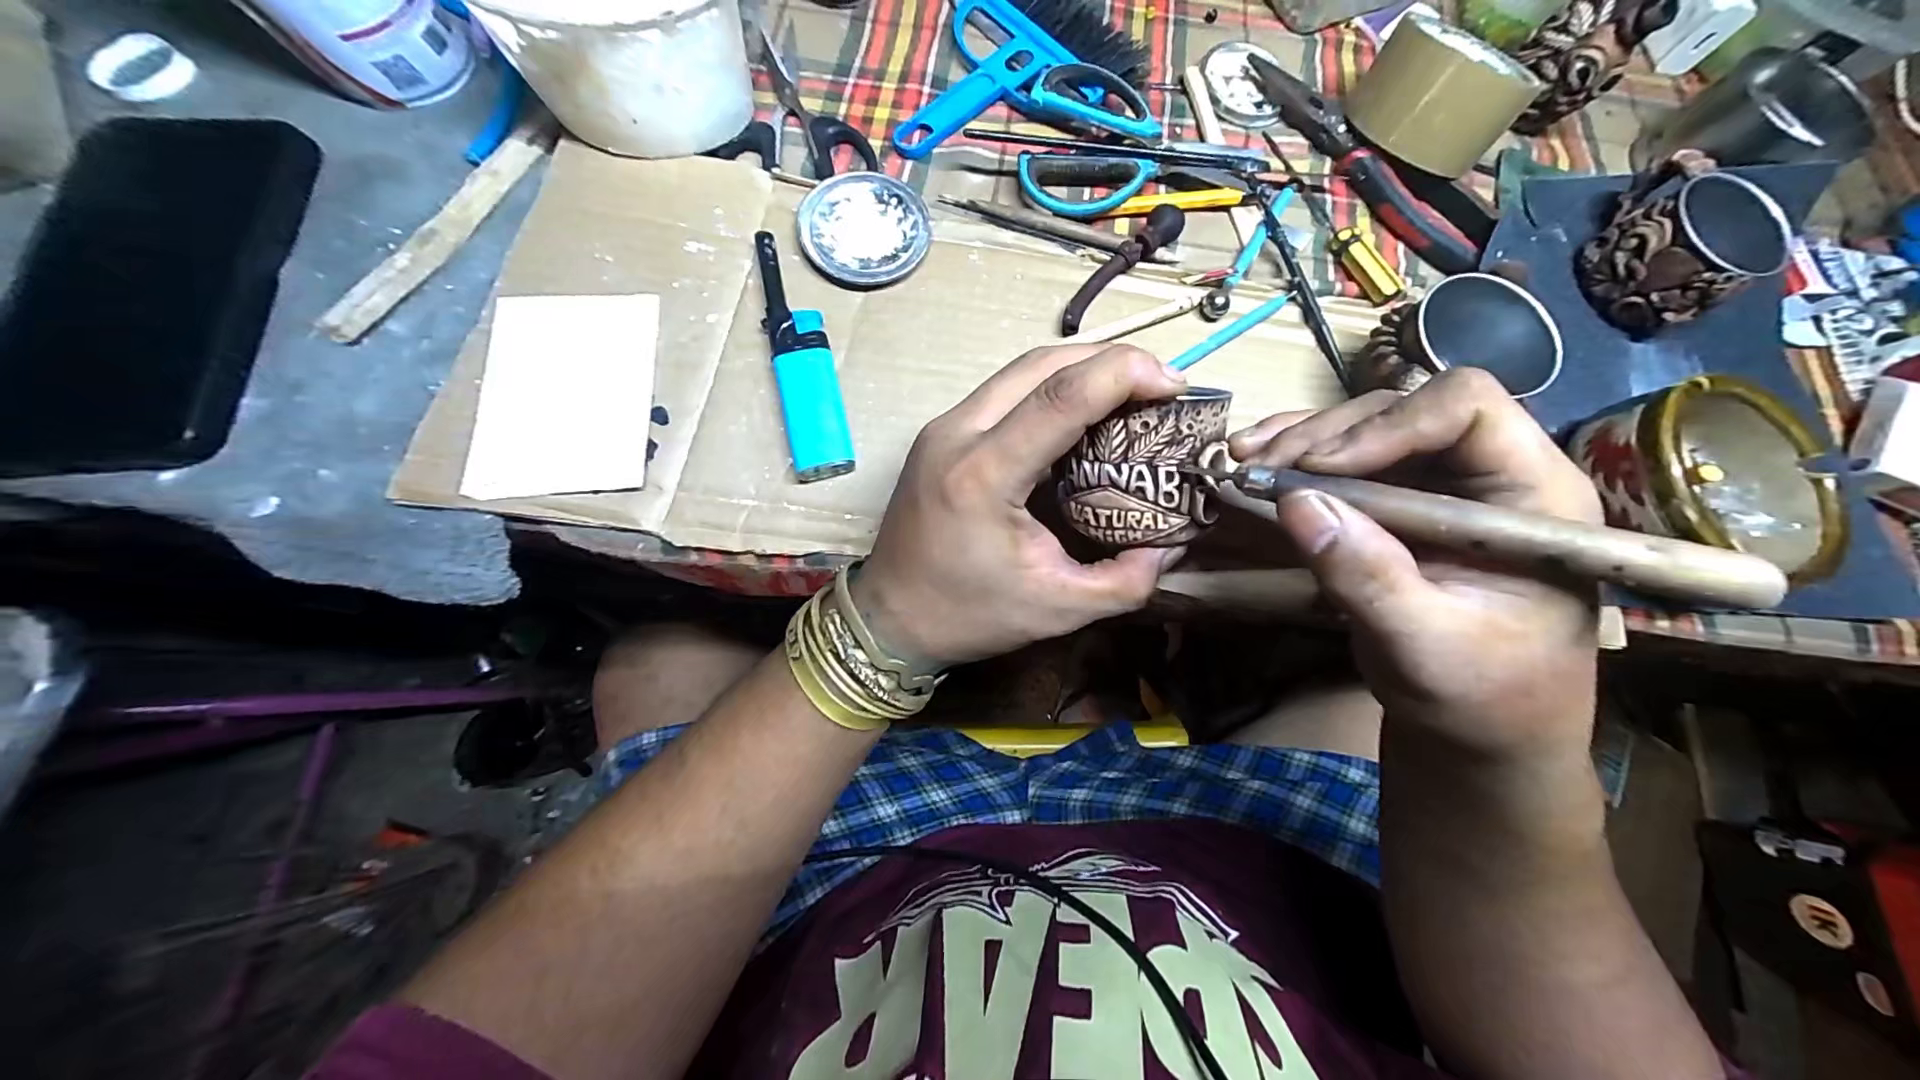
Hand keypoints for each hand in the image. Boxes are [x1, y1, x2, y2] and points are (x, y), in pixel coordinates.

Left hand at [851, 344, 1188, 667]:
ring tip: (1130, 391)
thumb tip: (1170, 543)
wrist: (890, 617)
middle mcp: (956, 435)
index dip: (1123, 374)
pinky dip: (1050, 387)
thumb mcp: (1058, 611)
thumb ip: (1125, 581)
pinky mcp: (940, 433)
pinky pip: (1003, 390)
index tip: (1174, 383)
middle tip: (1161, 384)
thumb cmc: (968, 615)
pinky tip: (1081, 411)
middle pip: (1041, 365)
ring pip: (1019, 370)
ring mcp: (942, 428)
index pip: (1059, 397)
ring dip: (1079, 368)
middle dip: (1109, 360)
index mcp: (982, 476)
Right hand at [1229, 370, 1603, 760]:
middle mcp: (1485, 473)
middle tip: (1263, 468)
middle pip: (1404, 410)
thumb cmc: (1479, 694)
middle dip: (1327, 434)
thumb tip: (1294, 502)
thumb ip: (1367, 577)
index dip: (1387, 427)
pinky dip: (1296, 457)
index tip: (1317, 469)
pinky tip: (1254, 460)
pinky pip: (1344, 460)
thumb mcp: (1423, 647)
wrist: (1480, 725)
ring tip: (1245, 460)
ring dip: (1300, 439)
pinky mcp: (1398, 502)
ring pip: (1365, 426)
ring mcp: (1438, 485)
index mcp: (1531, 496)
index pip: (1466, 410)